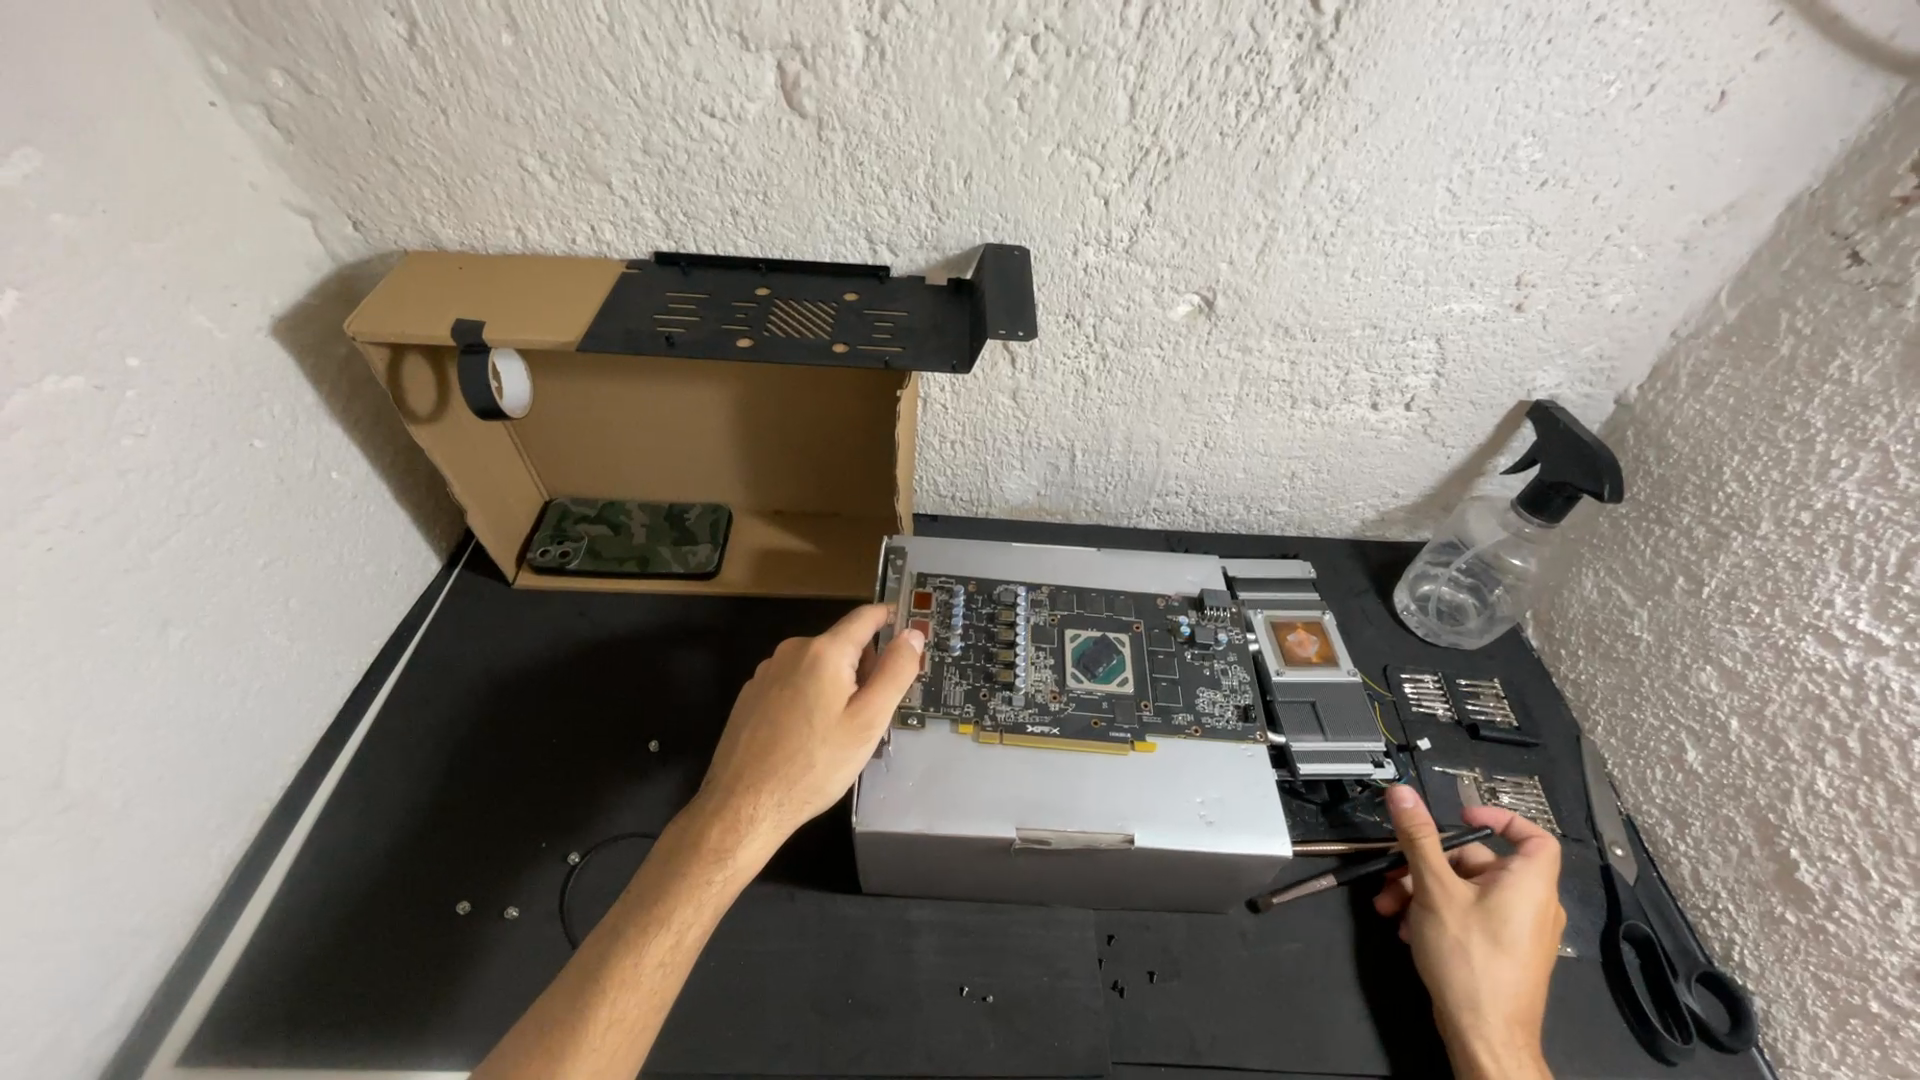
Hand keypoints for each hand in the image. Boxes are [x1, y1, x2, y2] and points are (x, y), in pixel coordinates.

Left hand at [690, 604, 923, 850]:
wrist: (744, 805)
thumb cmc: (815, 765)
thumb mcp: (869, 721)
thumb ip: (895, 672)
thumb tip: (912, 634)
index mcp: (824, 651)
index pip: (866, 616)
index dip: (892, 619)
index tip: (910, 634)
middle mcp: (792, 650)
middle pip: (843, 645)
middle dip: (864, 668)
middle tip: (871, 713)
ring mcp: (767, 672)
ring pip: (818, 666)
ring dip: (837, 686)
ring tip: (839, 733)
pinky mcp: (752, 694)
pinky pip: (794, 683)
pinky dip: (810, 698)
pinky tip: (808, 737)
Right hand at [1374, 784, 1563, 1079]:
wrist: (1484, 1034)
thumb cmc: (1468, 956)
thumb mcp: (1434, 889)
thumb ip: (1418, 837)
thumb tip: (1403, 793)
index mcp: (1529, 883)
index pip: (1534, 836)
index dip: (1500, 819)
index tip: (1459, 817)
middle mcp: (1531, 904)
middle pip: (1479, 863)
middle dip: (1427, 865)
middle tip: (1392, 875)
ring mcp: (1519, 930)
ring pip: (1466, 891)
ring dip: (1422, 892)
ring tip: (1391, 909)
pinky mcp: (1504, 951)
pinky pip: (1470, 916)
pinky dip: (1437, 914)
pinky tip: (1409, 931)